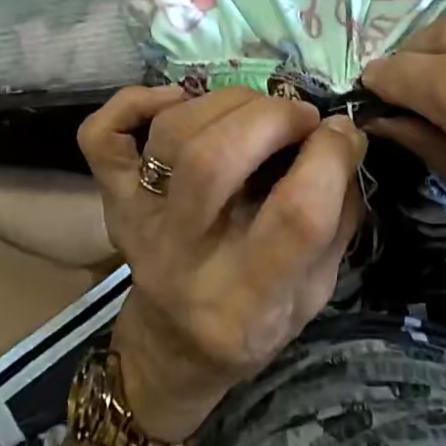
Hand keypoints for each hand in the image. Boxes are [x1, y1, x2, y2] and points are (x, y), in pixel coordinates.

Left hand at [77, 86, 365, 440]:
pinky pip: (102, 137)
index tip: (342, 134)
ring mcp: (137, 224)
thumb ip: (336, 219)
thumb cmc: (252, 323)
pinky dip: (135, 101)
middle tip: (301, 115)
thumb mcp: (314, 292)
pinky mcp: (110, 199)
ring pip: (171, 136)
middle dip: (273, 119)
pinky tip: (179, 99)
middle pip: (215, 161)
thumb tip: (344, 138)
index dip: (329, 158)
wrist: (172, 347)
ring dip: (226, 101)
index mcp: (246, 301)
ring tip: (259, 109)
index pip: (294, 215)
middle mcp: (182, 258)